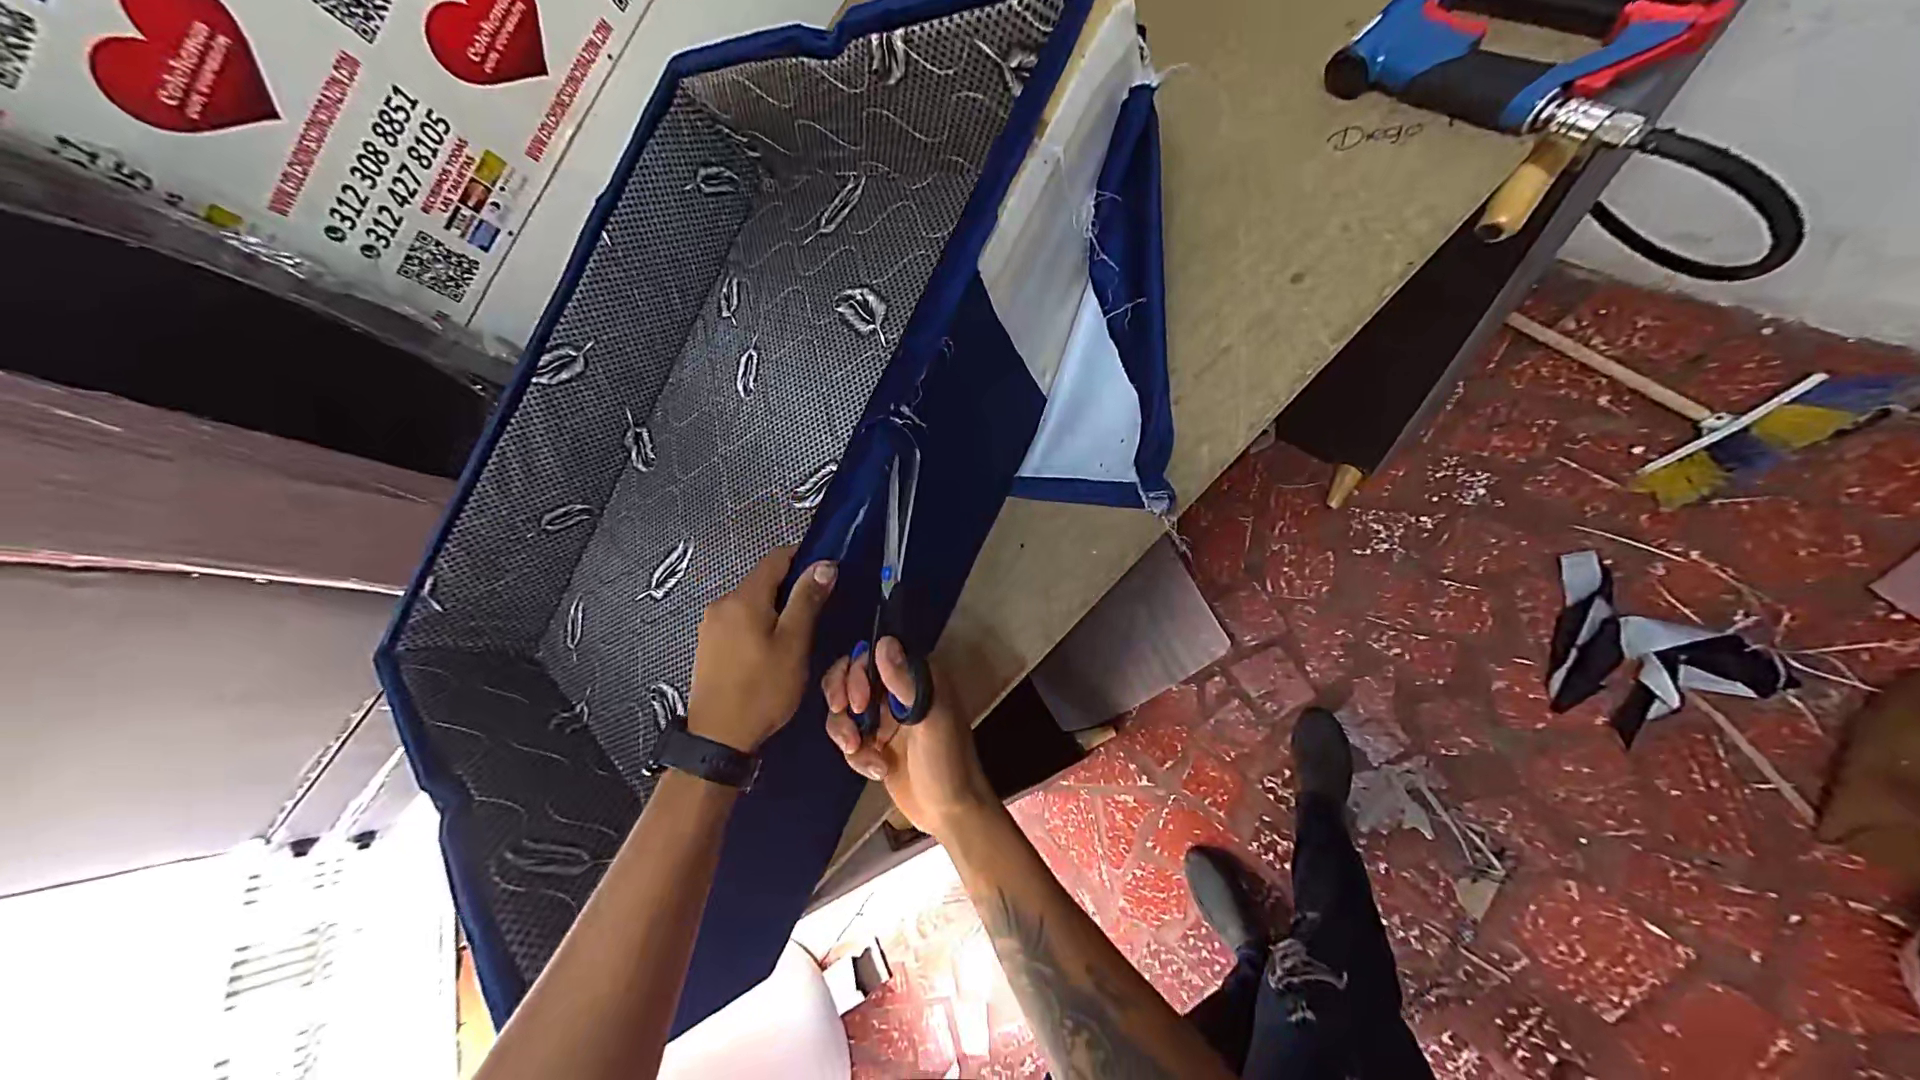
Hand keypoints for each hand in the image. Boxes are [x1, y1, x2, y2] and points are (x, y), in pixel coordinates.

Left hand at [686, 546, 836, 753]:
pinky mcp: (708, 645)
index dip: (804, 557)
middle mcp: (721, 604)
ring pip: (752, 603)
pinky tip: (774, 649)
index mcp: (743, 598)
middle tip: (821, 609)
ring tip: (801, 633)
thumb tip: (824, 564)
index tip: (829, 571)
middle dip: (792, 587)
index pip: (776, 558)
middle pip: (763, 581)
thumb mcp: (794, 644)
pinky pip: (740, 622)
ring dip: (777, 608)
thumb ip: (807, 600)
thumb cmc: (762, 689)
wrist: (718, 739)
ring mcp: (711, 626)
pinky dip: (761, 625)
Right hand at [822, 637, 996, 838]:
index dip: (858, 673)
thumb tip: (884, 641)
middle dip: (843, 698)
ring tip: (858, 751)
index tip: (858, 702)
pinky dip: (855, 754)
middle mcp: (899, 692)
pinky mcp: (873, 743)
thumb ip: (905, 682)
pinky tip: (876, 770)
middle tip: (849, 722)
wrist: (949, 813)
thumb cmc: (947, 762)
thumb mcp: (930, 719)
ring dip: (844, 730)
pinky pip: (847, 737)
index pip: (876, 655)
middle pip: (851, 677)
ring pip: (843, 708)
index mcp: (919, 677)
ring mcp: (884, 718)